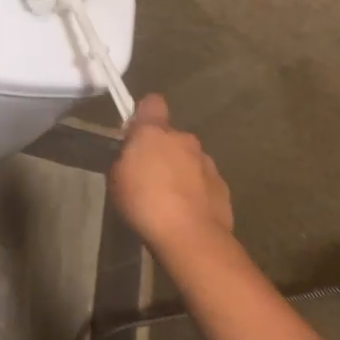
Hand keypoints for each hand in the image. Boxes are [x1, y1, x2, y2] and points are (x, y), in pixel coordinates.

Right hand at [109, 94, 233, 251]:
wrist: (190, 236)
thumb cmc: (144, 202)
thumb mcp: (116, 177)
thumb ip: (125, 157)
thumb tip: (132, 152)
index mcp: (154, 133)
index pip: (152, 103)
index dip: (144, 113)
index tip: (135, 132)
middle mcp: (184, 140)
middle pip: (170, 136)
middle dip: (160, 149)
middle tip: (147, 175)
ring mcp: (207, 162)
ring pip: (188, 158)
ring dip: (179, 170)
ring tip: (167, 198)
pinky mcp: (222, 185)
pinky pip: (202, 180)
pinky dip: (194, 189)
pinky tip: (185, 210)